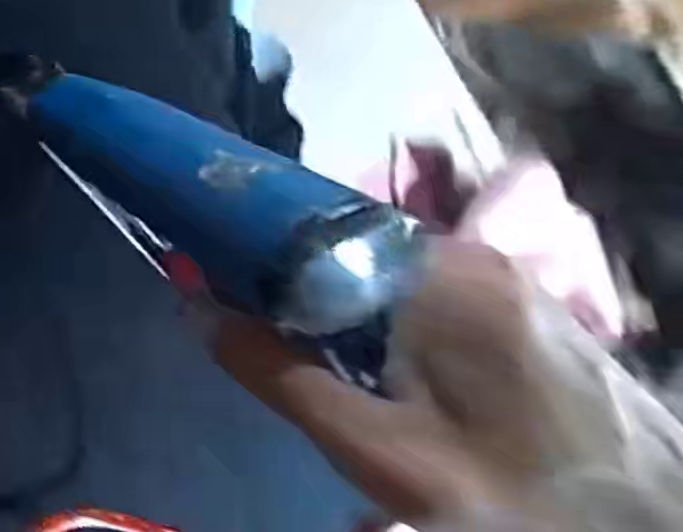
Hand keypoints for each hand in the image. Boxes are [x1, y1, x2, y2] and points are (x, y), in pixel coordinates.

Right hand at [205, 241, 552, 523]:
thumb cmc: (518, 495)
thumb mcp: (378, 450)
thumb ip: (270, 370)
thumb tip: (189, 305)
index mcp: (442, 268)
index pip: (307, 219)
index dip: (250, 238)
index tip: (209, 264)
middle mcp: (476, 259)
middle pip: (339, 245)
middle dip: (289, 277)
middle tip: (256, 318)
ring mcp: (511, 288)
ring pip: (375, 271)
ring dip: (331, 300)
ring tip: (304, 343)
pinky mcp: (528, 320)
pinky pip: (416, 293)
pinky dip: (375, 315)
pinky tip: (371, 362)